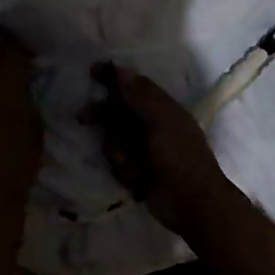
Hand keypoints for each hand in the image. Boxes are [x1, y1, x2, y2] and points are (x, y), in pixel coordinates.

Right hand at [89, 62, 239, 235]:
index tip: (92, 72)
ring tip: (137, 167)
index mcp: (163, 109)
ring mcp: (144, 151)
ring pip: (113, 142)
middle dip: (102, 117)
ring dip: (120, 155)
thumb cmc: (182, 158)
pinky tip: (140, 181)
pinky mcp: (138, 173)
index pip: (133, 87)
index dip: (113, 78)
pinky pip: (118, 166)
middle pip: (117, 113)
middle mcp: (151, 127)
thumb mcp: (163, 122)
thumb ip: (141, 96)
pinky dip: (126, 173)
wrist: (193, 204)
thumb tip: (121, 70)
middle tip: (82, 117)